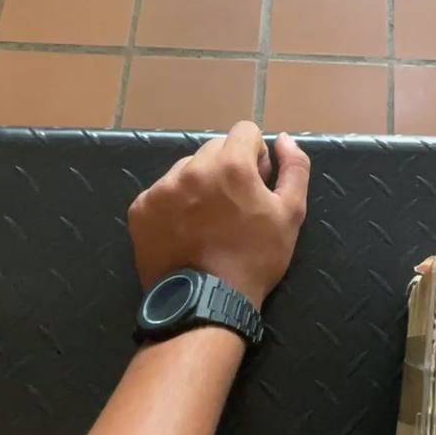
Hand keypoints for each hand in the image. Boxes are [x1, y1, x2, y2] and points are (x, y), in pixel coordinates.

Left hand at [127, 122, 310, 307]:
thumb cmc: (255, 258)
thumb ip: (295, 167)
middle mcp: (192, 167)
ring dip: (200, 183)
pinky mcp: (140, 208)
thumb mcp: (291, 214)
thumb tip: (283, 139)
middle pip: (215, 148)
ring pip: (187, 168)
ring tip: (207, 219)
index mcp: (231, 164)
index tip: (257, 182)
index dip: (256, 154)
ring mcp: (162, 188)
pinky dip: (175, 203)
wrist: (206, 303)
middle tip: (234, 204)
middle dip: (228, 167)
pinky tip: (185, 230)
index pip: (245, 131)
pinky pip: (163, 191)